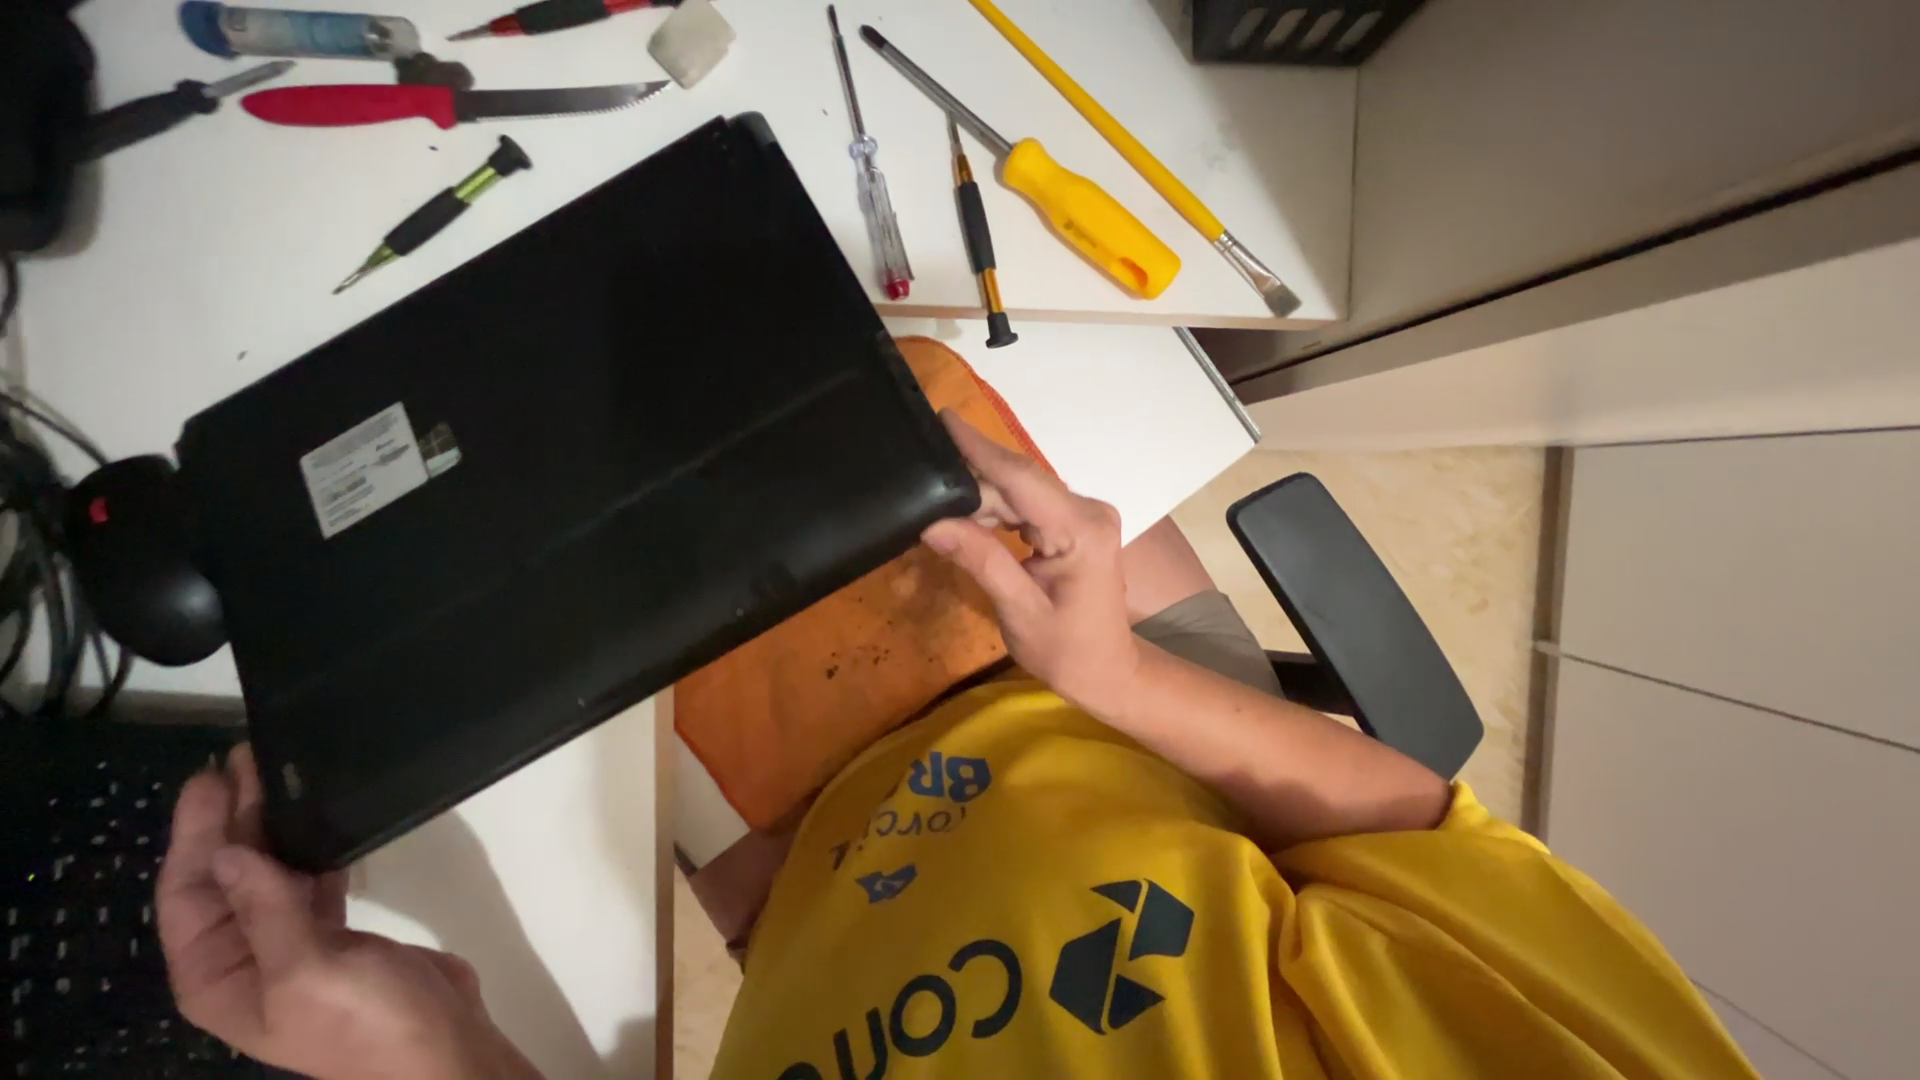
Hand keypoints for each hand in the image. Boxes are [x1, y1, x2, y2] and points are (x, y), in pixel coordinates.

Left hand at [158, 745, 542, 1079]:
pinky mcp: (342, 936)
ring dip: (273, 830)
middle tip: (245, 759)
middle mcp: (248, 957)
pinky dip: (313, 851)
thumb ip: (268, 912)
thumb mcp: (307, 970)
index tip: (212, 778)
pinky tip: (321, 825)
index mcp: (219, 975)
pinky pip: (313, 883)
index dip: (197, 833)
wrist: (436, 1044)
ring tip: (282, 779)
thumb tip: (229, 853)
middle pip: (228, 877)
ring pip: (271, 875)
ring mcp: (297, 945)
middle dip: (232, 820)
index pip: (192, 892)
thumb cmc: (361, 1017)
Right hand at [921, 410, 1140, 710]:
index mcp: (1081, 531)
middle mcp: (1087, 511)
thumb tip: (932, 522)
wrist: (1107, 672)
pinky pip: (1027, 504)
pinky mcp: (1073, 524)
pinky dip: (995, 507)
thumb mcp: (1019, 611)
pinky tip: (963, 510)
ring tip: (933, 492)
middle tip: (921, 465)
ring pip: (1020, 490)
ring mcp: (1082, 516)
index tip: (943, 418)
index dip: (980, 449)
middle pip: (1018, 481)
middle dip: (970, 475)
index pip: (1021, 479)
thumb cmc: (1067, 652)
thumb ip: (981, 561)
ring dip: (979, 494)